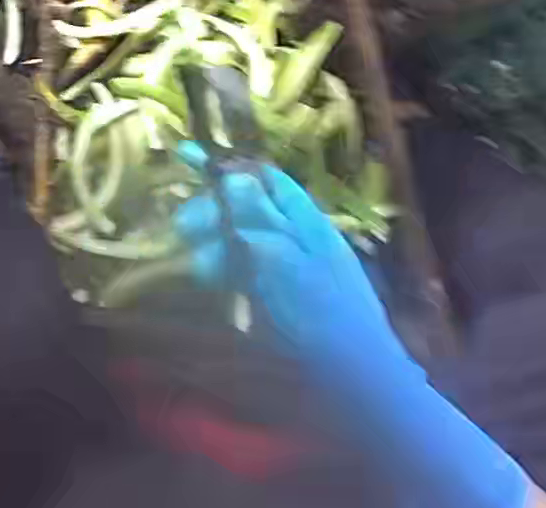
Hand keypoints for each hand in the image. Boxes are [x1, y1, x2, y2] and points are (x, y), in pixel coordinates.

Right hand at [174, 153, 530, 507]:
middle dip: (213, 211)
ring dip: (214, 244)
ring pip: (240, 238)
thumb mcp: (287, 260)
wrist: (359, 388)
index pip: (264, 178)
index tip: (188, 156)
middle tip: (185, 227)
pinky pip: (243, 269)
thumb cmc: (323, 317)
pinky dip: (225, 271)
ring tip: (202, 268)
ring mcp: (288, 267)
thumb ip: (258, 218)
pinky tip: (215, 284)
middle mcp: (298, 237)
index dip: (227, 166)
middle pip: (246, 206)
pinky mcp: (278, 295)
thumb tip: (232, 175)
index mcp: (307, 222)